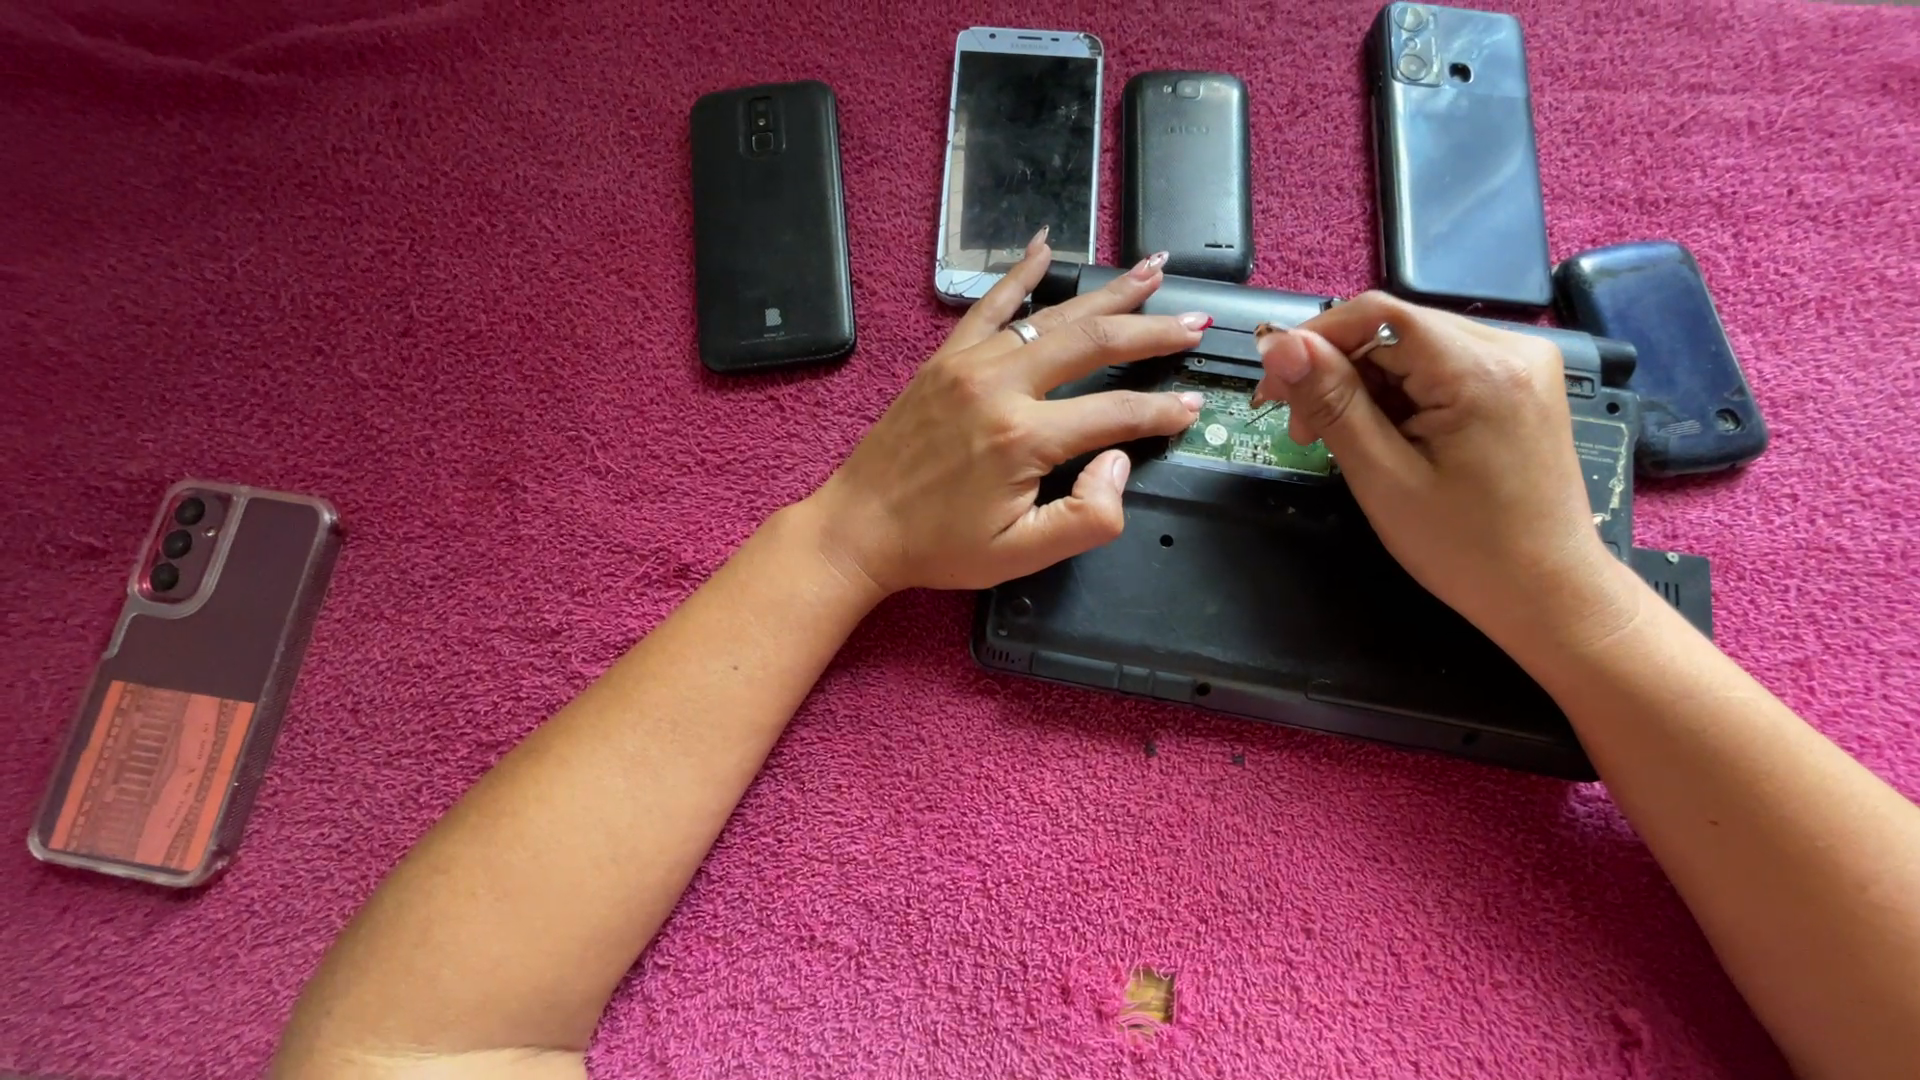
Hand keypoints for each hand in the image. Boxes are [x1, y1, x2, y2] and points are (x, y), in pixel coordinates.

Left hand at [807, 233, 1210, 592]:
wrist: (859, 528)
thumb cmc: (939, 547)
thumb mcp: (1021, 555)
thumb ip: (1087, 518)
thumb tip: (1120, 463)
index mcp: (1024, 438)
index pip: (1117, 413)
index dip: (1162, 412)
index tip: (1193, 407)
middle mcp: (1000, 386)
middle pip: (1094, 342)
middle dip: (1152, 330)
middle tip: (1194, 322)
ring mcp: (969, 364)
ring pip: (1053, 314)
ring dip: (1107, 293)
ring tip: (1151, 271)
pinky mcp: (945, 359)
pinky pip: (990, 305)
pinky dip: (1020, 273)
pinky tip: (1045, 245)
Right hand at [1251, 292, 1636, 646]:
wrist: (1545, 592)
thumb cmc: (1461, 548)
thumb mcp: (1382, 476)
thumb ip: (1332, 402)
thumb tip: (1279, 345)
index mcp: (1481, 369)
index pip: (1376, 315)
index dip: (1311, 341)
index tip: (1272, 390)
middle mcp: (1510, 347)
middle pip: (1392, 330)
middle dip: (1333, 371)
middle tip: (1301, 430)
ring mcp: (1519, 363)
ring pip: (1409, 349)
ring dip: (1359, 386)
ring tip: (1337, 440)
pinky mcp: (1516, 383)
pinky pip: (1435, 368)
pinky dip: (1394, 395)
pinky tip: (1380, 434)